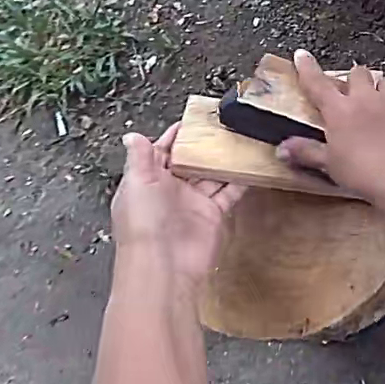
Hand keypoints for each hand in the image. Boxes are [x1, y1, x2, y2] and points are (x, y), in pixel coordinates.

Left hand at [111, 122, 246, 282]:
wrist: (165, 264)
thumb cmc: (145, 223)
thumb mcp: (137, 184)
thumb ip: (139, 159)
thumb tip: (131, 135)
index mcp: (149, 181)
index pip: (162, 152)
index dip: (176, 136)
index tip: (193, 120)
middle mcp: (172, 189)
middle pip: (191, 162)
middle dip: (204, 146)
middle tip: (225, 126)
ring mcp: (194, 201)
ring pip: (212, 175)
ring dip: (224, 160)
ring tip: (242, 141)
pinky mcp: (214, 213)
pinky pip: (230, 192)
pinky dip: (241, 180)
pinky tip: (252, 165)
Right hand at [276, 49, 384, 200]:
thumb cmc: (361, 172)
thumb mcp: (329, 164)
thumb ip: (307, 152)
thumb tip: (282, 149)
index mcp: (340, 110)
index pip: (318, 84)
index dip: (308, 69)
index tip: (302, 55)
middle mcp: (366, 99)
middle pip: (359, 73)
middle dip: (354, 78)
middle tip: (353, 90)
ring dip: (382, 86)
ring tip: (380, 97)